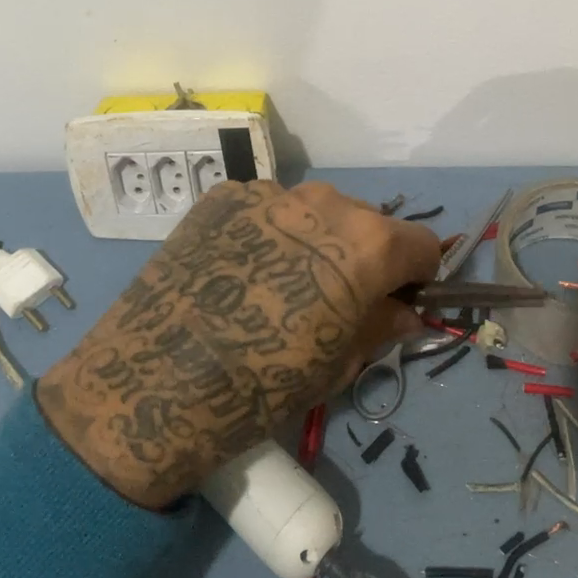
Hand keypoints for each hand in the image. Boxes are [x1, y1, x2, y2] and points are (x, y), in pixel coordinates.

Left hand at [38, 180, 440, 507]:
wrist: (157, 377)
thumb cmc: (264, 383)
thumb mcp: (338, 364)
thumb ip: (380, 326)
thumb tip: (406, 312)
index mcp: (367, 244)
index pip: (420, 244)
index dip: (416, 276)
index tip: (397, 301)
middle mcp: (324, 202)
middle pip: (366, 222)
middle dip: (365, 256)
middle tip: (336, 300)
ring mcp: (268, 193)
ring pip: (314, 211)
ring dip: (315, 240)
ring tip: (280, 285)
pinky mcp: (221, 198)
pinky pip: (265, 209)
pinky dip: (268, 234)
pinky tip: (240, 273)